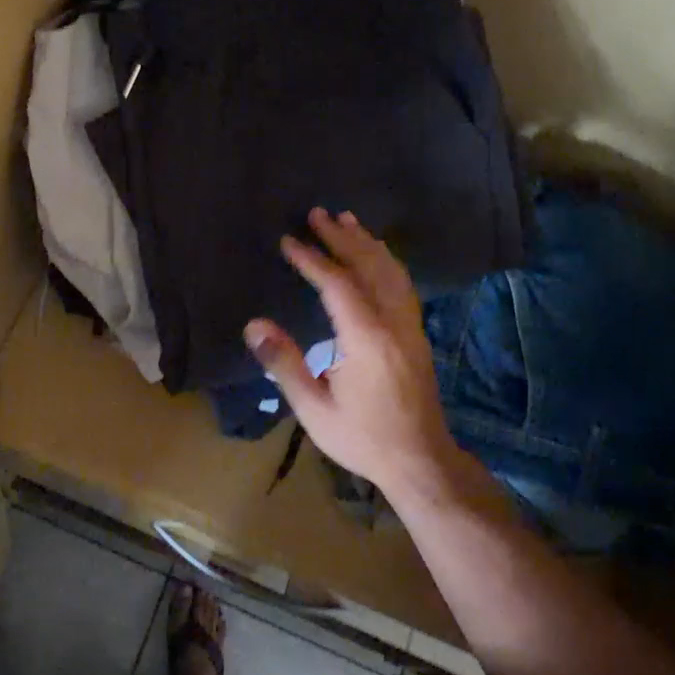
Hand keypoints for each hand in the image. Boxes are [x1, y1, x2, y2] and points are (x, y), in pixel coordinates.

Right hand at [244, 208, 461, 494]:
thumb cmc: (362, 438)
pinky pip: (402, 284)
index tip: (288, 240)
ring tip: (347, 220)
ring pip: (391, 271)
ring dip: (368, 243)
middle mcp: (393, 323)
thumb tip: (254, 324)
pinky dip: (386, 261)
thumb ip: (285, 364)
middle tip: (317, 213)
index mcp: (366, 339)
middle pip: (368, 267)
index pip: (337, 285)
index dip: (312, 259)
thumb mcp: (314, 409)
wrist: (421, 461)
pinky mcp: (417, 335)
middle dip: (341, 237)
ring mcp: (410, 327)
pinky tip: (377, 256)